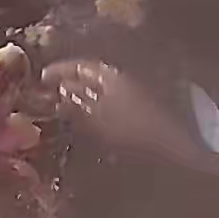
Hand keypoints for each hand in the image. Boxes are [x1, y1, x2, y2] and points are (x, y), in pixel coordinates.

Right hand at [42, 59, 218, 174]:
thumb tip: (59, 91)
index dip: (60, 70)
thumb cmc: (134, 133)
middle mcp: (124, 81)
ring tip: (63, 106)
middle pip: (91, 75)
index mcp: (112, 77)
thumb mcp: (99, 120)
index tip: (41, 77)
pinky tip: (88, 120)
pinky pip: (111, 102)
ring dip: (82, 94)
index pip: (81, 65)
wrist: (177, 152)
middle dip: (69, 81)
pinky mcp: (142, 113)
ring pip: (101, 89)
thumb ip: (78, 105)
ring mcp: (135, 96)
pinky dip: (95, 107)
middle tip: (48, 92)